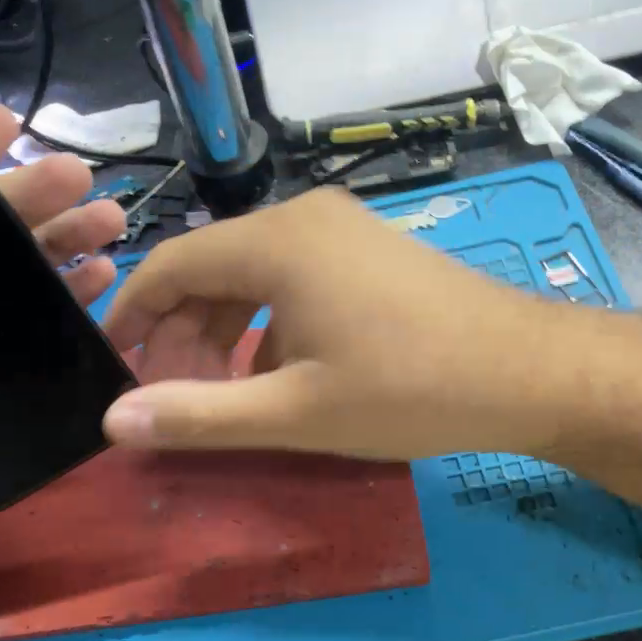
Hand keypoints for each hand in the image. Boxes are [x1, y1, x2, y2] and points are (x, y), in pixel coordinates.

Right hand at [101, 188, 571, 460]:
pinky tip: (281, 379)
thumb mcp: (295, 412)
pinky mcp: (372, 254)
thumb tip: (112, 422)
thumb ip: (199, 415)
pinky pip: (297, 284)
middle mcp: (304, 218)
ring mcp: (345, 232)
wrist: (529, 372)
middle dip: (183, 335)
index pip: (170, 265)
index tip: (115, 368)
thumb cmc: (408, 390)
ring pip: (255, 279)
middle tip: (175, 399)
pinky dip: (272, 329)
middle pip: (213, 270)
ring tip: (223, 397)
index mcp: (276, 242)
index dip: (133, 317)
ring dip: (227, 335)